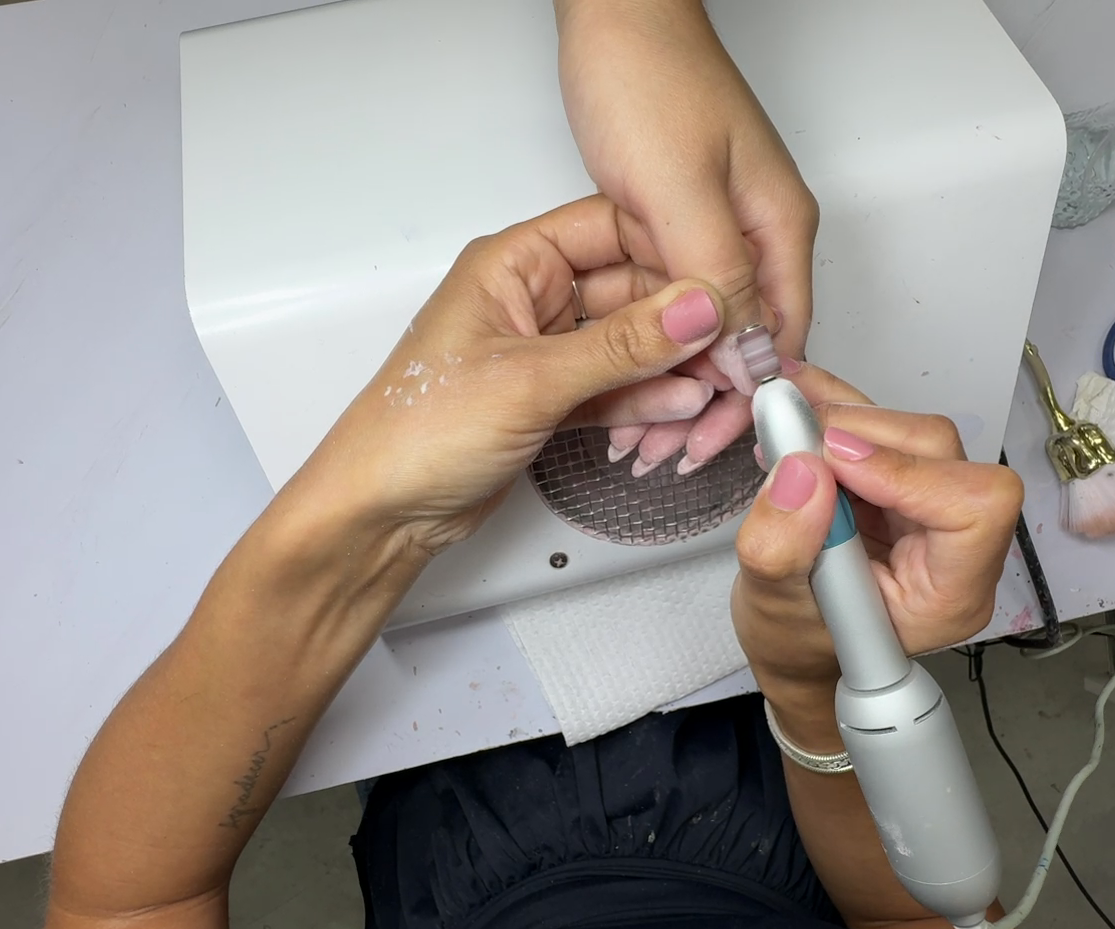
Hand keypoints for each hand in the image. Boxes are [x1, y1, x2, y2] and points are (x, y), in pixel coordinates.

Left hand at [280, 196, 726, 557]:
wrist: (386, 511)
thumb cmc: (417, 432)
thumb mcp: (530, 380)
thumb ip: (621, 346)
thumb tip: (694, 307)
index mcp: (512, 265)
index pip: (612, 231)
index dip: (673, 254)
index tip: (723, 287)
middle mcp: (530, 301)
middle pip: (628, 293)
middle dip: (680, 324)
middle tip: (729, 350)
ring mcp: (543, 354)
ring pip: (626, 347)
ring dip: (669, 368)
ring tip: (713, 388)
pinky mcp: (550, 401)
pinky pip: (612, 389)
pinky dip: (643, 401)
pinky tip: (680, 409)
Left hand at [556, 0, 817, 476]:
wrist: (608, 16)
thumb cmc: (646, 79)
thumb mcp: (679, 188)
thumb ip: (714, 274)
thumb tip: (744, 350)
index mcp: (770, 229)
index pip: (776, 338)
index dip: (744, 398)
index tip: (710, 441)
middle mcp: (745, 241)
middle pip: (738, 349)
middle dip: (705, 407)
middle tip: (670, 454)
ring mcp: (704, 243)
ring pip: (697, 341)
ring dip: (671, 390)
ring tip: (642, 441)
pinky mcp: (668, 242)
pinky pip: (664, 316)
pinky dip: (648, 357)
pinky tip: (626, 390)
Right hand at [730, 365, 1022, 743]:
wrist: (789, 641)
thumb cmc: (792, 642)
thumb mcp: (772, 609)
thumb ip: (780, 550)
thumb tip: (799, 471)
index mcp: (948, 593)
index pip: (973, 508)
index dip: (904, 471)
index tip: (825, 461)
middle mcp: (953, 543)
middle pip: (939, 454)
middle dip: (859, 433)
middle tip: (788, 434)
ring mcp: (928, 507)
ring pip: (908, 432)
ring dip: (842, 416)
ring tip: (781, 421)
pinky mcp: (898, 483)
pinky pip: (880, 429)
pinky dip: (836, 408)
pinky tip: (797, 401)